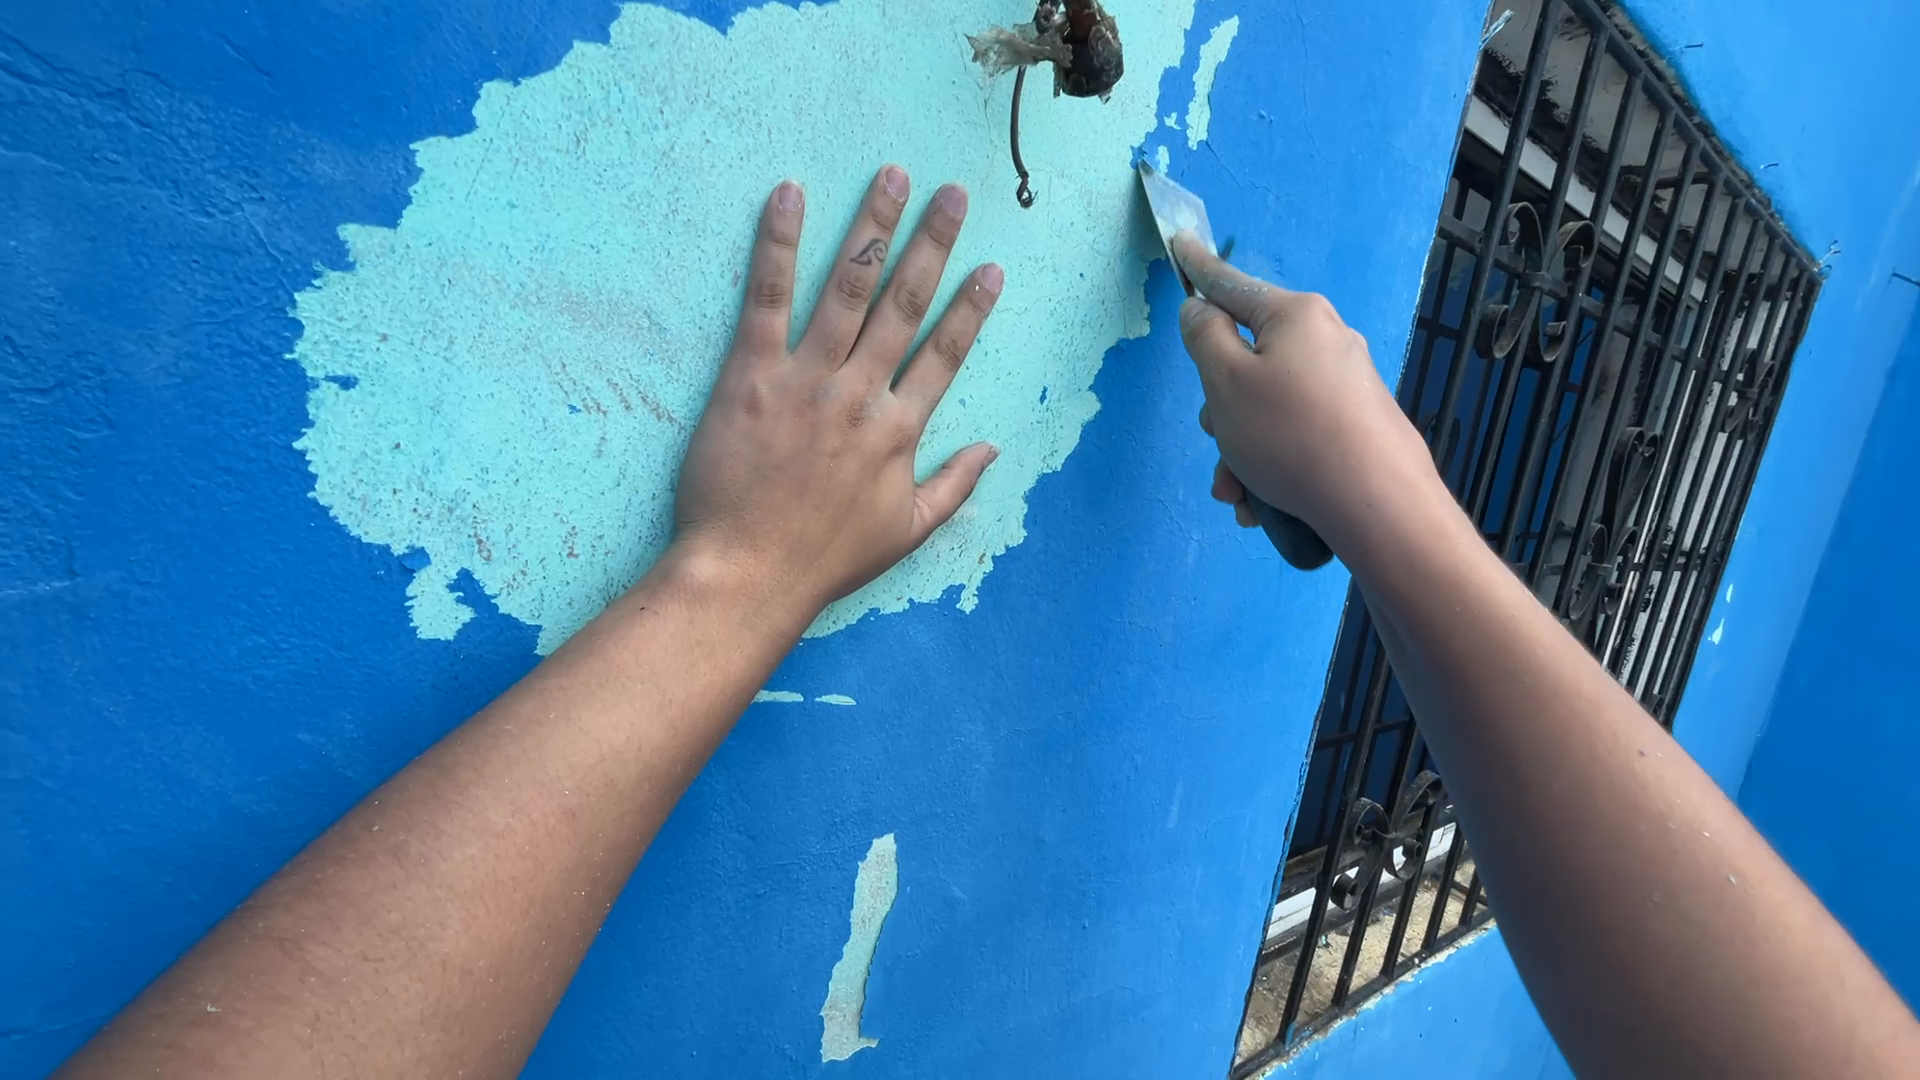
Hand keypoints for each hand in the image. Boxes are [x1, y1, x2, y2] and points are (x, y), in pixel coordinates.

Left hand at [672, 166, 1002, 614]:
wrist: (749, 572)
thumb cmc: (828, 558)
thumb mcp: (907, 532)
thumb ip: (955, 486)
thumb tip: (993, 449)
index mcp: (900, 430)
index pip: (945, 355)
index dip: (971, 310)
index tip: (990, 270)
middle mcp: (862, 394)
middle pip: (904, 304)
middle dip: (933, 244)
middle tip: (952, 194)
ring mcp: (807, 379)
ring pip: (848, 288)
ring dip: (873, 228)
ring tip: (892, 177)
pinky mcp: (751, 375)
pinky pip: (767, 298)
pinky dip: (778, 244)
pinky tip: (789, 195)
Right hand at [1173, 233, 1435, 552]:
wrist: (1377, 505)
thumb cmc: (1289, 435)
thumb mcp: (1225, 383)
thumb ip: (1204, 338)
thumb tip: (1200, 309)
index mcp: (1294, 317)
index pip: (1231, 285)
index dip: (1198, 270)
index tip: (1179, 243)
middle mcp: (1324, 340)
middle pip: (1245, 361)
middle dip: (1220, 411)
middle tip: (1220, 443)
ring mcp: (1343, 384)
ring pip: (1264, 408)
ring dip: (1239, 451)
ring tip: (1241, 492)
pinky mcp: (1354, 423)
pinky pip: (1292, 433)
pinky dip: (1269, 465)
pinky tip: (1263, 503)